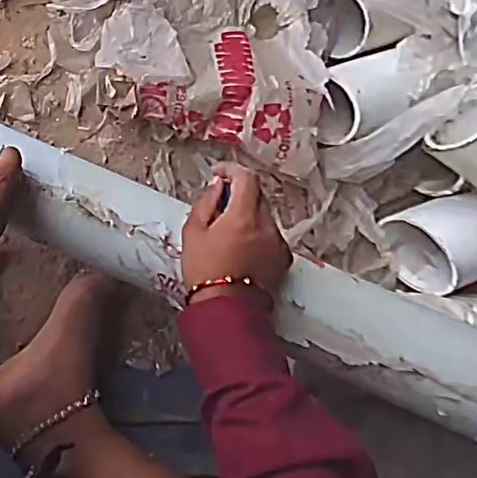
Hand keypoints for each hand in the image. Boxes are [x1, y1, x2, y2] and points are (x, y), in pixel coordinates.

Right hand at [181, 164, 289, 304]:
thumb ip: (206, 202)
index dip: (232, 169)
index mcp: (244, 216)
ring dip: (248, 213)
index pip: (247, 178)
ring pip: (264, 215)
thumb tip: (218, 186)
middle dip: (239, 193)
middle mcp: (267, 225)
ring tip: (226, 228)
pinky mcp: (283, 257)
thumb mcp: (193, 231)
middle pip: (257, 195)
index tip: (218, 172)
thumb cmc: (204, 269)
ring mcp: (278, 242)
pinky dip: (257, 231)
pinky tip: (240, 245)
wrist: (226, 307)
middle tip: (218, 202)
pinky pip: (270, 233)